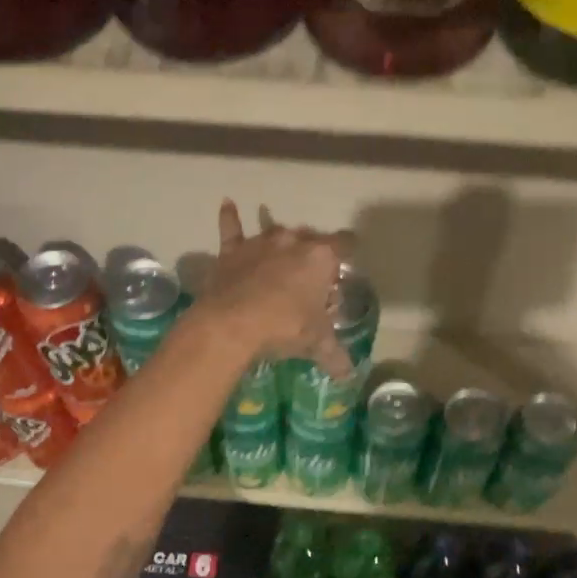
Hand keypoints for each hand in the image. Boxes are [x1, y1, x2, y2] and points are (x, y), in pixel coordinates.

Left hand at [191, 200, 352, 376]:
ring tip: (281, 253)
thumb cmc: (283, 328)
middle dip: (312, 255)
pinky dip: (230, 217)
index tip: (346, 264)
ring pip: (275, 231)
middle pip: (310, 239)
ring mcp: (260, 242)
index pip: (344, 245)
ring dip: (280, 241)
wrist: (232, 324)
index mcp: (320, 257)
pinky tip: (228, 203)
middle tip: (310, 282)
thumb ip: (334, 355)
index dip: (348, 253)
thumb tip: (348, 374)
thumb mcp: (315, 343)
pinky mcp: (232, 251)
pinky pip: (232, 227)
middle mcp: (292, 240)